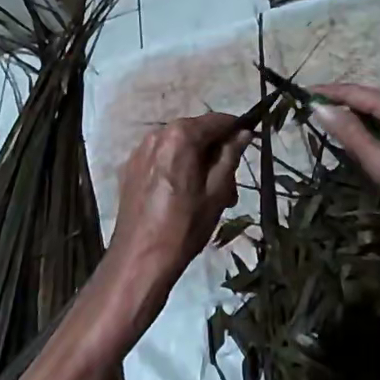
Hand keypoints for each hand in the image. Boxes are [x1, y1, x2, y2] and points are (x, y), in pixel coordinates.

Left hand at [112, 113, 251, 277]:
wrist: (139, 258)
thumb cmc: (185, 226)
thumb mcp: (217, 191)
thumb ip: (230, 156)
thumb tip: (243, 133)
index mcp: (179, 136)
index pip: (217, 120)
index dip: (236, 131)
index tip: (250, 146)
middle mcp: (156, 134)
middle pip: (196, 133)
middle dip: (216, 153)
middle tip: (231, 186)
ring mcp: (139, 151)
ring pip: (179, 147)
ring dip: (197, 162)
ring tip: (208, 196)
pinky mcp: (129, 169)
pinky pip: (161, 159)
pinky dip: (177, 168)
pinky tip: (182, 196)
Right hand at [310, 83, 379, 240]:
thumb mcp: (379, 163)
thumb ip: (349, 133)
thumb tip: (320, 108)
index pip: (355, 92)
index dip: (328, 92)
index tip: (303, 92)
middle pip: (369, 97)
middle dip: (341, 103)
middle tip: (313, 112)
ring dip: (358, 115)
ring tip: (332, 124)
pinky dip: (375, 124)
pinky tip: (365, 138)